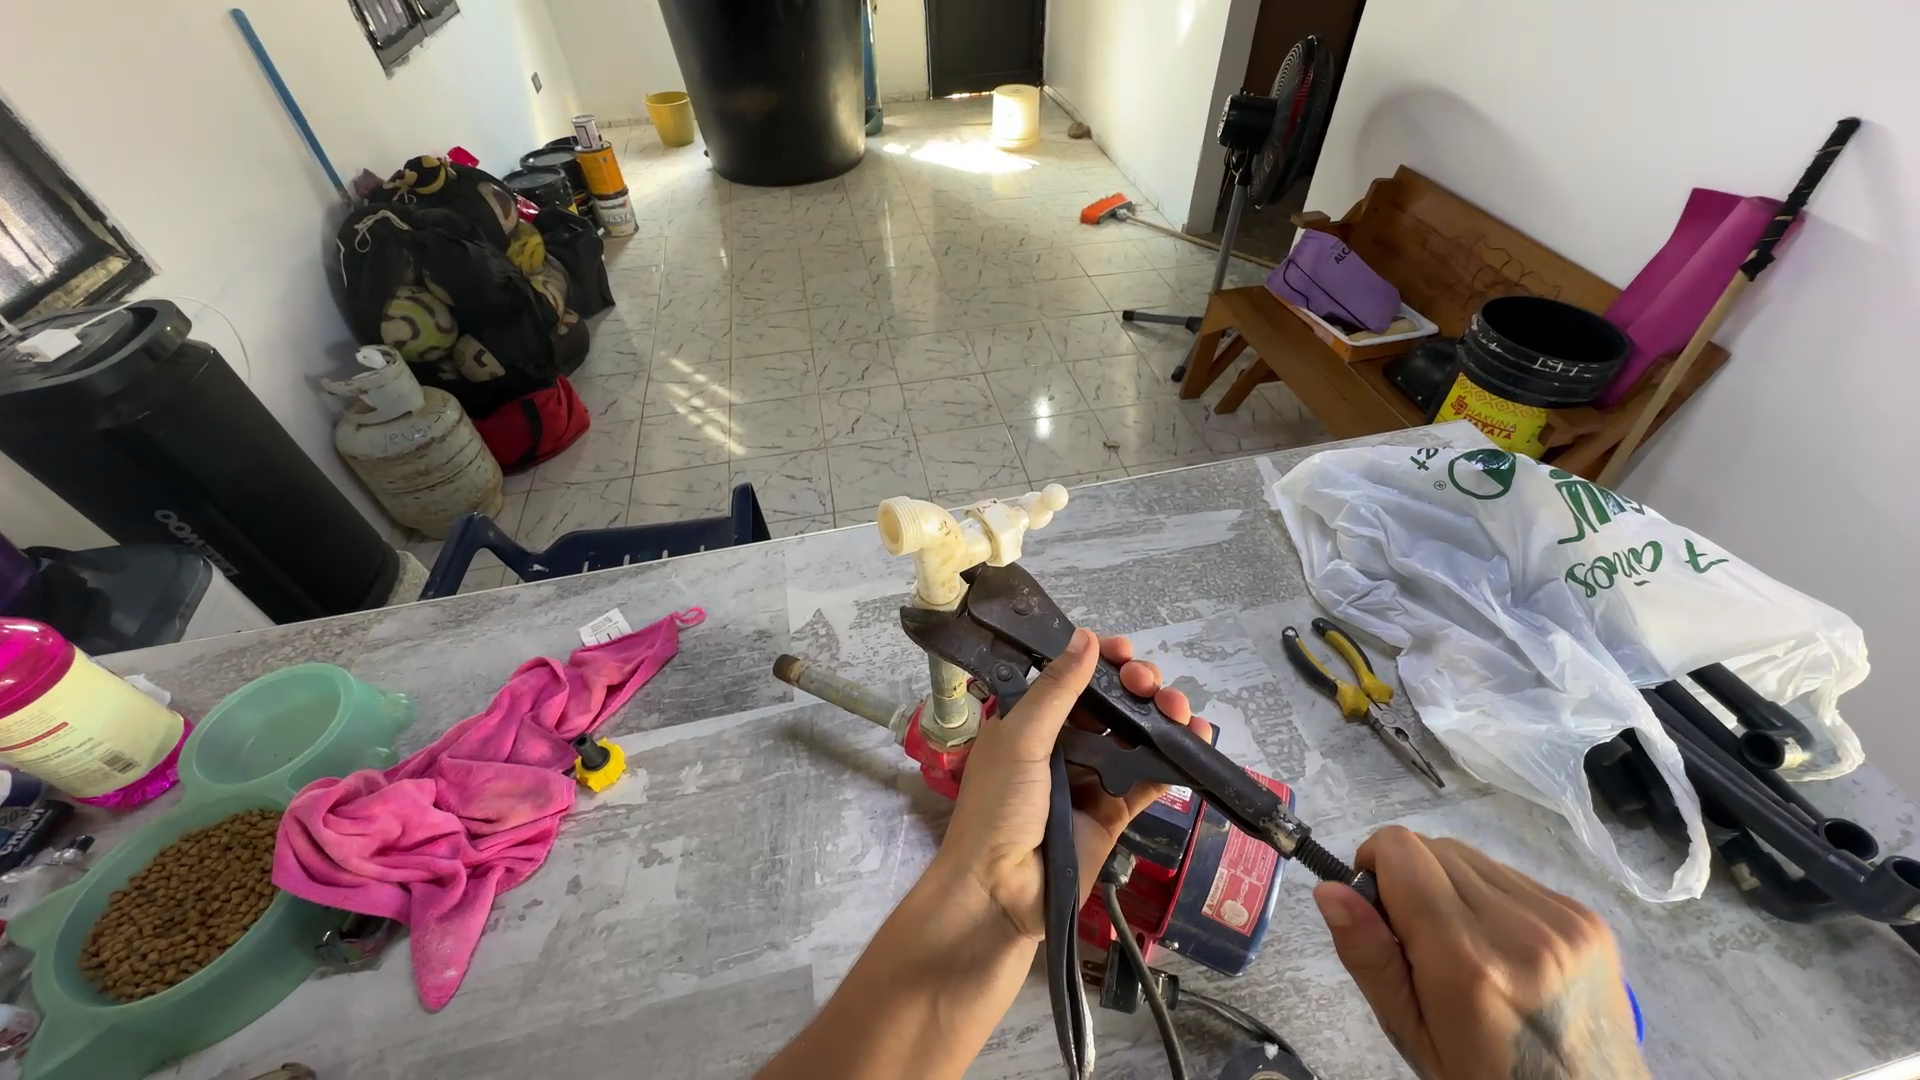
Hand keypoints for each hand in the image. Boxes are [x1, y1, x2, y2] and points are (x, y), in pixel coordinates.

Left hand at [933, 627, 1210, 940]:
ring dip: (1161, 716)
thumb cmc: (999, 806)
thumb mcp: (1021, 738)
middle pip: (1110, 703)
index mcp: (1031, 720)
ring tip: (1180, 710)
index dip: (1101, 662)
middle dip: (1137, 686)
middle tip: (1149, 684)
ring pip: (1135, 735)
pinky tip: (1197, 740)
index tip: (1125, 651)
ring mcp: (1091, 777)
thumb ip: (1058, 691)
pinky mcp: (1116, 811)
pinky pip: (1149, 777)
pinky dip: (1175, 759)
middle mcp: (1063, 743)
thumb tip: (1087, 637)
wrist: (999, 891)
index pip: (1073, 679)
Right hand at [1315, 827, 1647, 1079]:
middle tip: (1420, 940)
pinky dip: (1489, 896)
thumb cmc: (1484, 1075)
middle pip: (1429, 846)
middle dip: (1409, 878)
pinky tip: (1501, 945)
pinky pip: (1508, 873)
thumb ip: (1368, 957)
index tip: (1379, 910)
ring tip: (1466, 945)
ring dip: (1449, 884)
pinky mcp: (1587, 918)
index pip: (1398, 849)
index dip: (1374, 866)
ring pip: (1467, 856)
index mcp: (1466, 959)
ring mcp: (1560, 921)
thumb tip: (1330, 889)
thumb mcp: (1411, 1033)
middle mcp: (1518, 928)